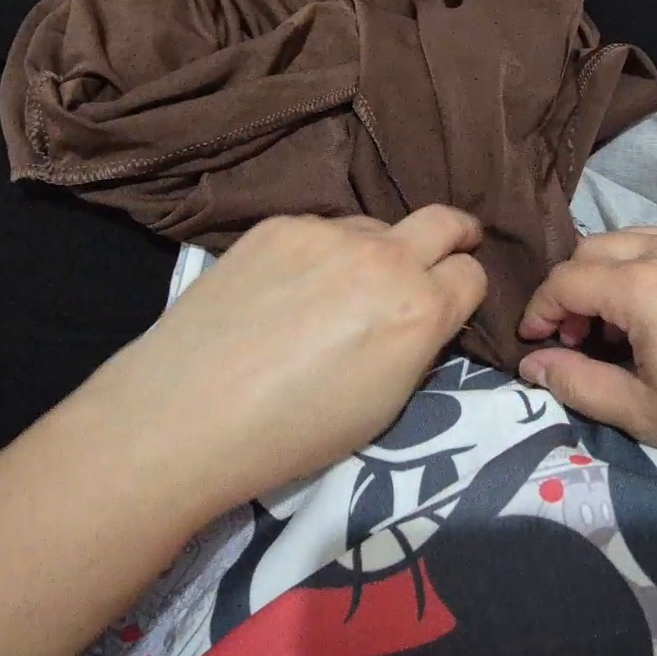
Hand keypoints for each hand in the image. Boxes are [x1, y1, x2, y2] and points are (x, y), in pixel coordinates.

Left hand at [87, 207, 486, 516]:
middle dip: (459, 234)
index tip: (452, 301)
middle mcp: (383, 258)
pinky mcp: (280, 224)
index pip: (472, 276)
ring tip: (338, 290)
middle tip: (454, 245)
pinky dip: (322, 254)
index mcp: (418, 310)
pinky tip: (288, 288)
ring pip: (376, 227)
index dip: (465, 292)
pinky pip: (321, 230)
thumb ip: (417, 345)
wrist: (184, 415)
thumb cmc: (293, 434)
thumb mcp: (384, 405)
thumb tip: (422, 314)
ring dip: (377, 250)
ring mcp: (327, 233)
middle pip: (445, 221)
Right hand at [517, 220, 656, 505]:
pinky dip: (653, 257)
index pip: (565, 281)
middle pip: (592, 251)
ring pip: (631, 238)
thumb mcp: (645, 415)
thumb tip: (531, 363)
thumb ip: (578, 383)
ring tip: (620, 324)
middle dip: (571, 292)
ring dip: (608, 272)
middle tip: (577, 341)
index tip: (534, 345)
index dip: (539, 311)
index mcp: (641, 286)